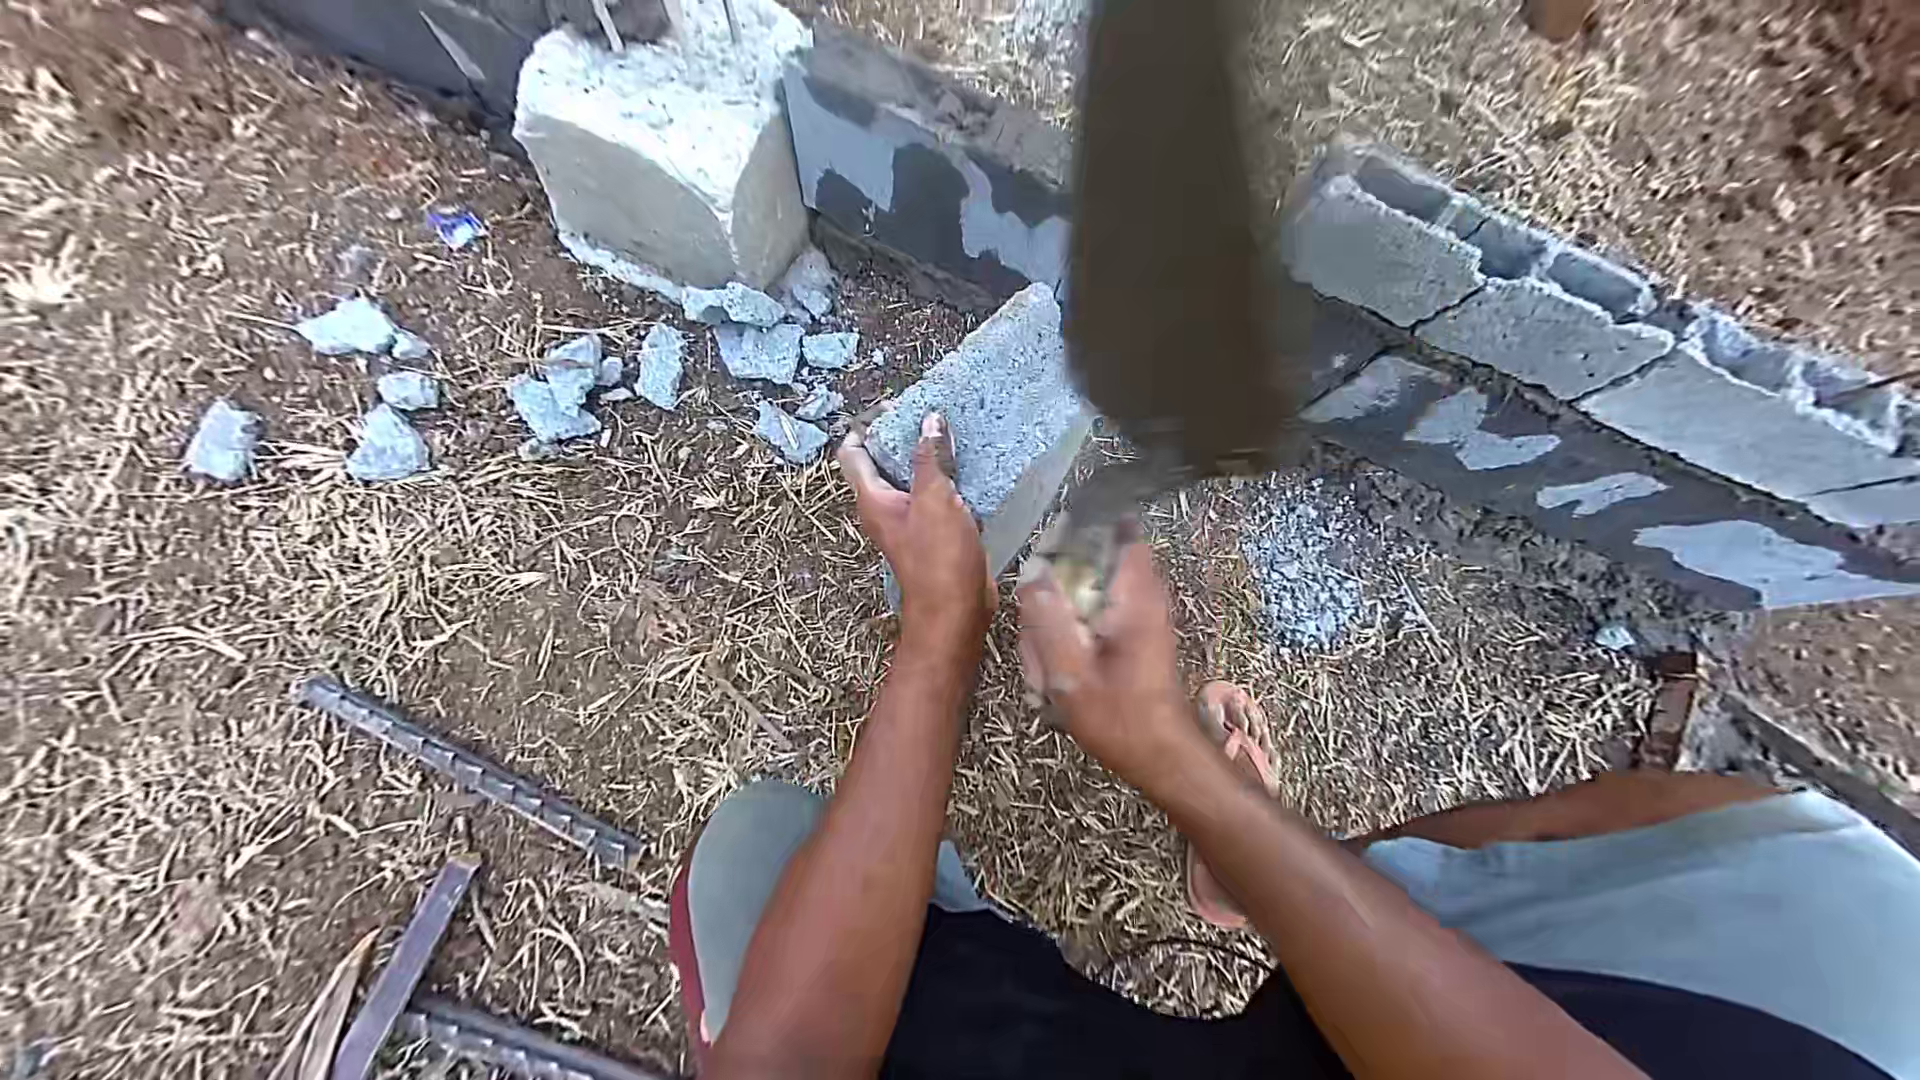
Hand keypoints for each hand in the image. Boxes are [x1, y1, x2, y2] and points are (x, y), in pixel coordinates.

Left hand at [839, 412, 996, 646]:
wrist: (955, 610)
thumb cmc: (938, 558)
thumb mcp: (935, 500)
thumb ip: (930, 458)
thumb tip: (930, 421)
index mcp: (873, 499)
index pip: (854, 452)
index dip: (868, 427)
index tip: (897, 410)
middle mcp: (885, 509)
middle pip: (885, 462)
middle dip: (906, 438)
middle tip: (933, 418)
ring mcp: (909, 522)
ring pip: (913, 480)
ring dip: (930, 459)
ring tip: (954, 436)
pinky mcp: (933, 534)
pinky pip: (935, 499)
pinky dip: (948, 482)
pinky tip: (970, 469)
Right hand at [1016, 534, 1200, 785]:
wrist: (1161, 756)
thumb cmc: (1119, 718)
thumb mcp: (1071, 671)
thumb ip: (1047, 618)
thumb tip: (1033, 575)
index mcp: (1134, 597)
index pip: (1120, 532)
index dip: (1082, 531)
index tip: (1048, 551)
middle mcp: (1143, 598)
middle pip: (1091, 566)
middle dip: (1057, 590)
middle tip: (1036, 628)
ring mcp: (1140, 616)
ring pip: (1087, 595)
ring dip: (1059, 619)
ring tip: (1045, 660)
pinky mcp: (1133, 635)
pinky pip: (1093, 617)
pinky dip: (1072, 635)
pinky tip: (1058, 669)